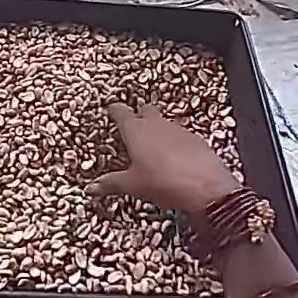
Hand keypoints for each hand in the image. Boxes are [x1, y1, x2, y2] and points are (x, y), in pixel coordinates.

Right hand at [87, 102, 240, 221]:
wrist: (206, 187)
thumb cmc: (163, 182)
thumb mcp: (133, 185)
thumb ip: (111, 183)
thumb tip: (91, 187)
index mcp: (136, 130)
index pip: (120, 111)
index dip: (115, 110)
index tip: (111, 109)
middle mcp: (156, 124)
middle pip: (145, 110)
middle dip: (138, 114)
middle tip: (133, 125)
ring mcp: (178, 129)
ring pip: (164, 122)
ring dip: (158, 129)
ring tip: (153, 145)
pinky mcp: (196, 139)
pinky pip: (181, 135)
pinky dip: (175, 142)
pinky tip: (174, 157)